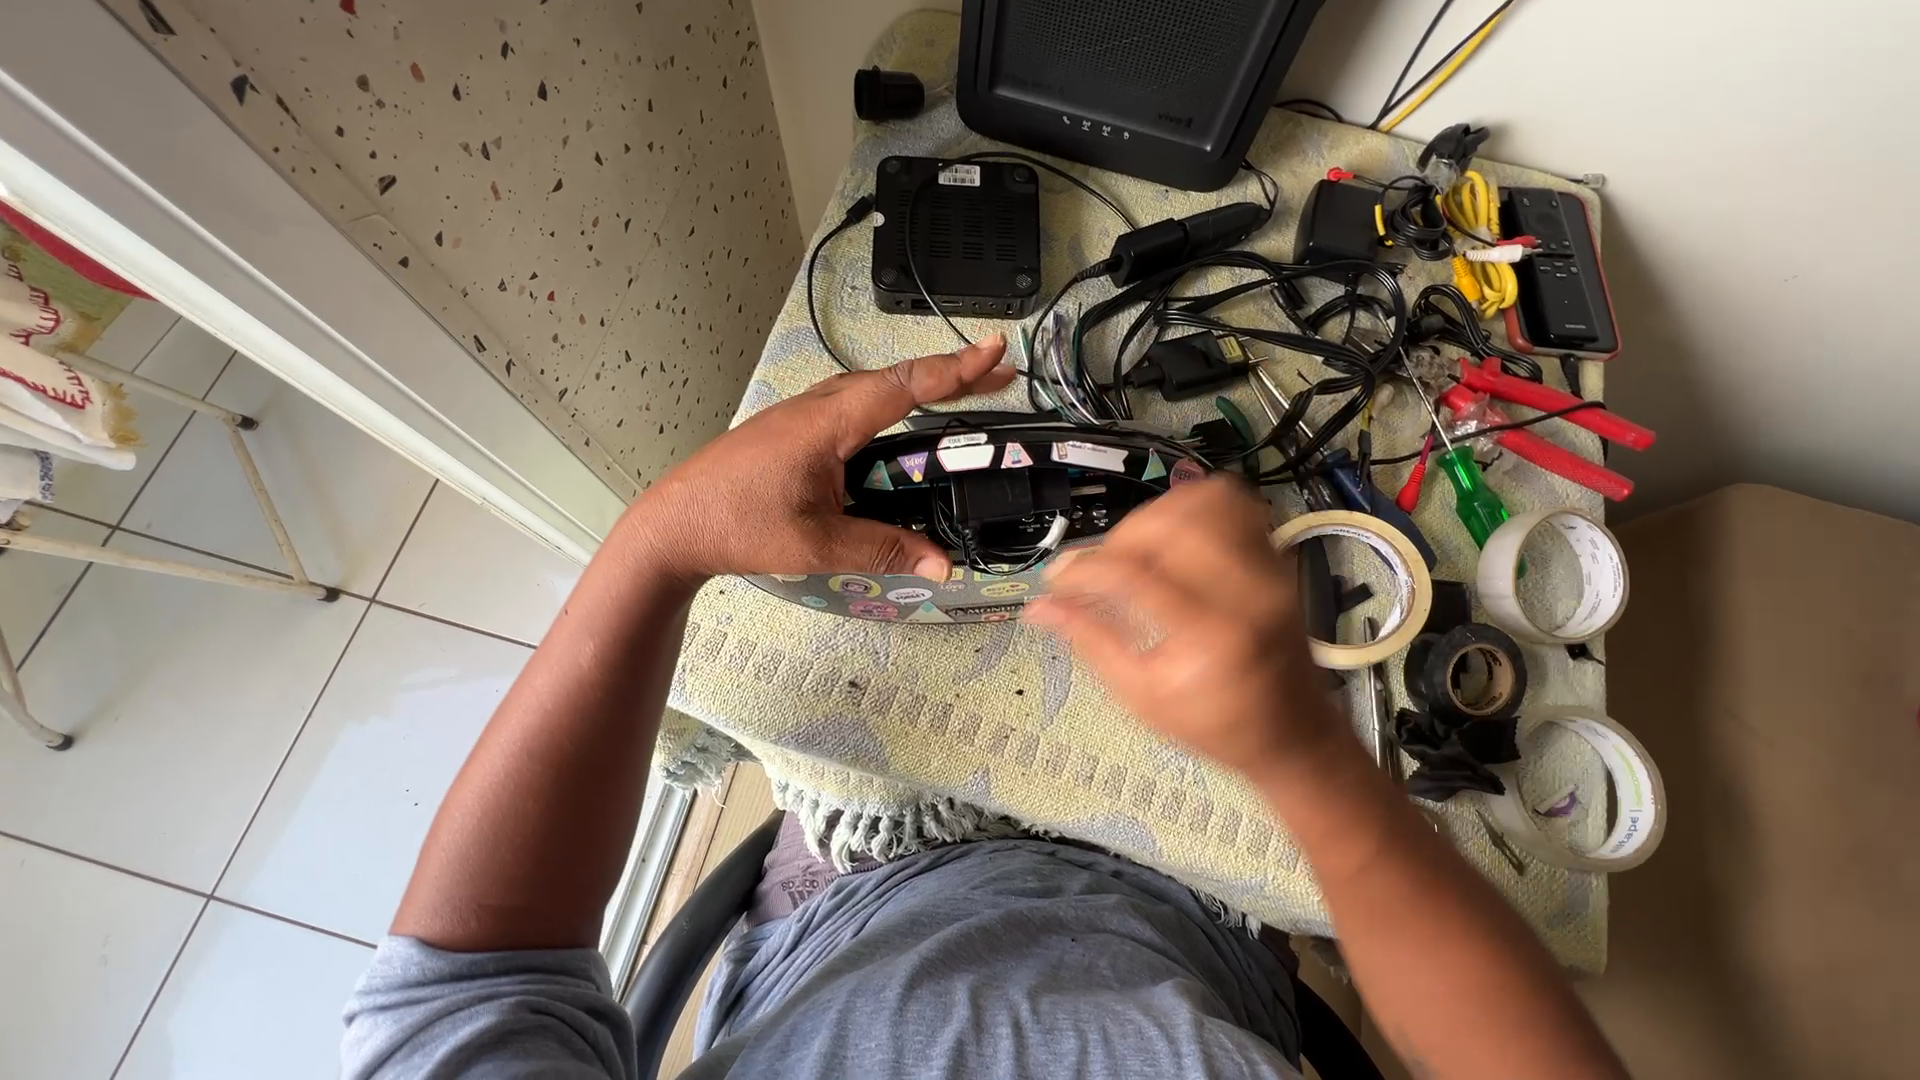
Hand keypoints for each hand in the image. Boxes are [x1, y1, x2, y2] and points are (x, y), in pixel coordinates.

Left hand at [623, 335, 1016, 583]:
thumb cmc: (737, 526)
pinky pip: (852, 406)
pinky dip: (889, 406)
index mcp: (826, 424)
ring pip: (871, 390)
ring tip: (962, 395)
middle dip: (950, 374)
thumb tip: (942, 565)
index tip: (996, 351)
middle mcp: (817, 407)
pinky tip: (899, 427)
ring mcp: (802, 414)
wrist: (672, 525)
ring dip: (920, 388)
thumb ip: (883, 549)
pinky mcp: (793, 429)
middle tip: (999, 375)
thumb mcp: (817, 545)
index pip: (903, 387)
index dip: (954, 370)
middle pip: (894, 379)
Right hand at [1024, 477, 1344, 779]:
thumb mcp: (1142, 696)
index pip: (1133, 575)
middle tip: (1100, 567)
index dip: (1084, 571)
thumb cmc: (1216, 725)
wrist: (1293, 733)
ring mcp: (1269, 570)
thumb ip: (1090, 642)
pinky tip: (1172, 536)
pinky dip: (1194, 507)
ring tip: (1136, 549)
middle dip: (1119, 539)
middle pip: (1169, 526)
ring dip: (1156, 515)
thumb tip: (1039, 608)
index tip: (1058, 581)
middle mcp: (1247, 593)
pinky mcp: (1277, 558)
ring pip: (1205, 501)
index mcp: (1211, 638)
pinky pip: (1236, 503)